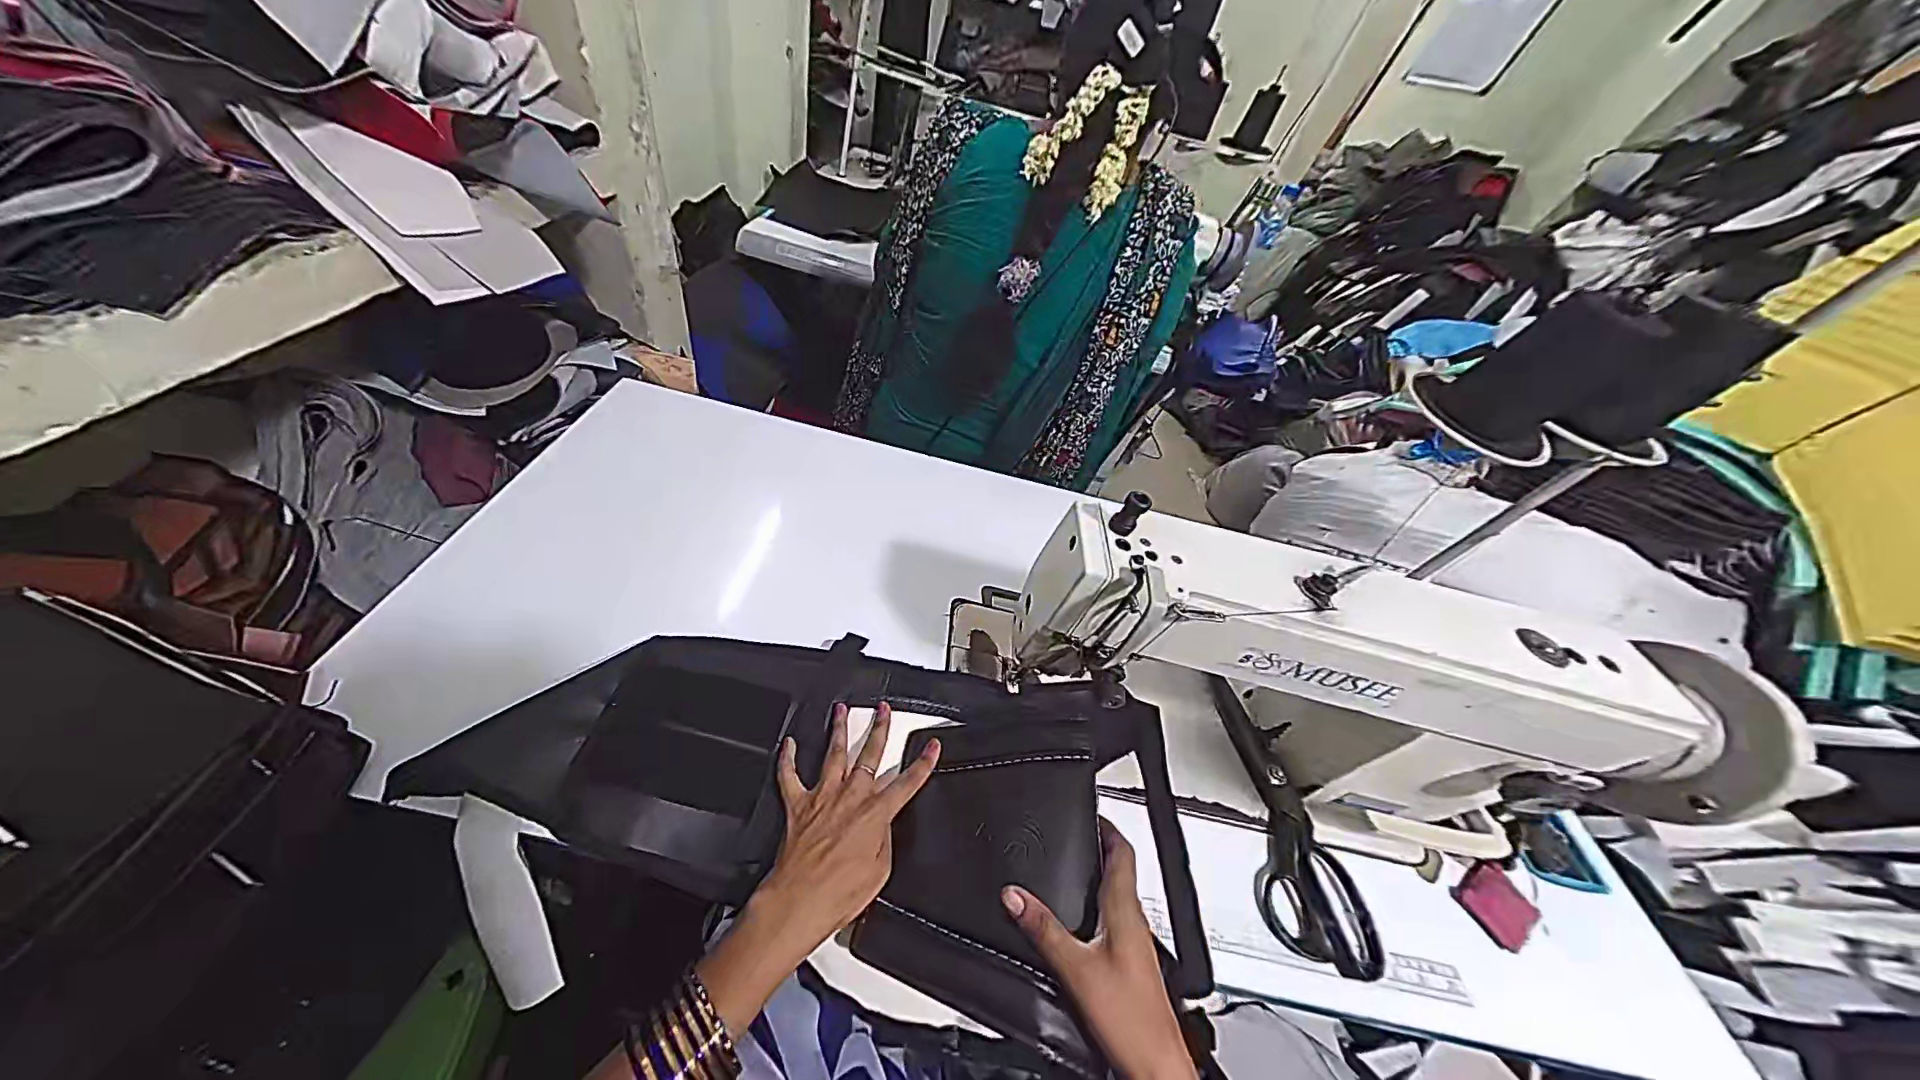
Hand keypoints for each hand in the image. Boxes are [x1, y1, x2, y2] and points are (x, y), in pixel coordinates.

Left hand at [696, 702, 939, 1036]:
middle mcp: (849, 799)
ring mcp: (822, 798)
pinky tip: (789, 744)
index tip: (931, 747)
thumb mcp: (879, 871)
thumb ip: (884, 840)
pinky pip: (789, 776)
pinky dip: (788, 758)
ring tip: (842, 710)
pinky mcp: (798, 806)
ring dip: (839, 729)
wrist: (798, 901)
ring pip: (833, 754)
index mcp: (875, 815)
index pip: (907, 782)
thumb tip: (883, 826)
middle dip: (881, 729)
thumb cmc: (837, 893)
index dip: (923, 763)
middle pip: (870, 755)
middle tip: (884, 711)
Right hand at [1003, 819, 1196, 1079]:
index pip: (1124, 853)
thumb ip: (1043, 929)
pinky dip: (1102, 906)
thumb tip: (1015, 896)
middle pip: (1122, 871)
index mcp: (1126, 912)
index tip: (1094, 812)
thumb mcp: (1075, 968)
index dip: (1109, 828)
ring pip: (1121, 896)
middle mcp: (1136, 923)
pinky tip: (1087, 921)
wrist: (1157, 1067)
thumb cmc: (1131, 1022)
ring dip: (1102, 876)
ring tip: (1081, 865)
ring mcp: (1137, 945)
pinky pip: (1118, 921)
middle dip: (1102, 847)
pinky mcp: (1134, 965)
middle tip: (1083, 833)